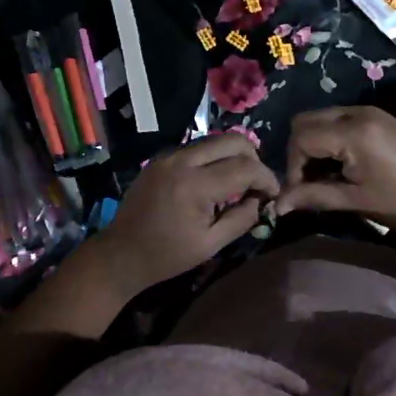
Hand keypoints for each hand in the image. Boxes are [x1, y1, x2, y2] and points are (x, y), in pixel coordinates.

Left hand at [90, 134, 279, 294]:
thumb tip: (261, 201)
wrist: (121, 252)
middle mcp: (181, 161)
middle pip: (231, 140)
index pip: (244, 167)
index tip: (273, 194)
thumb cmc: (167, 255)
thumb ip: (241, 219)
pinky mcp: (161, 159)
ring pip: (214, 140)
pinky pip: (196, 148)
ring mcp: (168, 156)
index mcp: (195, 185)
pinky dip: (214, 158)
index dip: (266, 178)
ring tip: (240, 183)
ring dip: (233, 156)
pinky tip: (216, 182)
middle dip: (253, 158)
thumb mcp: (210, 244)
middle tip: (258, 184)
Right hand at [273, 106, 395, 234]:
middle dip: (298, 151)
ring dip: (312, 145)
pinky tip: (339, 165)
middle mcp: (355, 113)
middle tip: (307, 182)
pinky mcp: (375, 117)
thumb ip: (313, 196)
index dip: (293, 166)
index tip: (299, 193)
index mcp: (351, 132)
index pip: (300, 138)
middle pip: (304, 121)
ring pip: (319, 119)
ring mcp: (366, 111)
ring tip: (322, 176)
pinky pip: (336, 120)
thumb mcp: (356, 202)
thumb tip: (276, 205)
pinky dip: (328, 139)